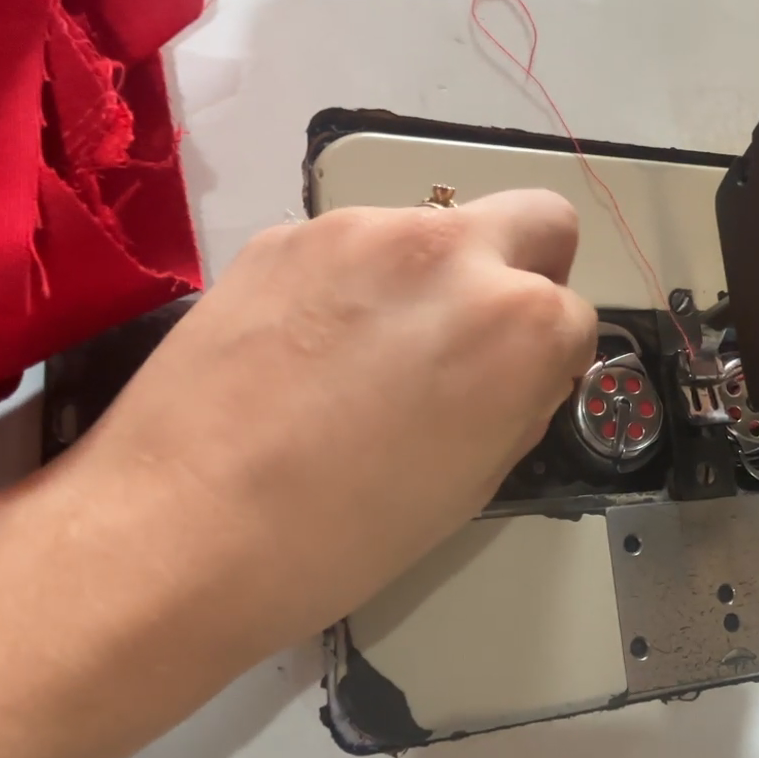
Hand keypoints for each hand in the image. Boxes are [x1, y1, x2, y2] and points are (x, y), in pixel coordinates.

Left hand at [50, 189, 596, 656]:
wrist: (180, 530)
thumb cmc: (345, 535)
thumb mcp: (474, 482)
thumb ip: (519, 401)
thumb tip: (521, 369)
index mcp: (521, 324)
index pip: (578, 315)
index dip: (551, 360)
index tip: (514, 389)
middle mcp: (454, 252)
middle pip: (540, 221)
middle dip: (530, 272)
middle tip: (474, 338)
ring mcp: (363, 229)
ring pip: (439, 231)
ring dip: (432, 280)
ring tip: (366, 356)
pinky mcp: (287, 232)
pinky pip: (356, 246)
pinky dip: (357, 283)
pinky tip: (310, 347)